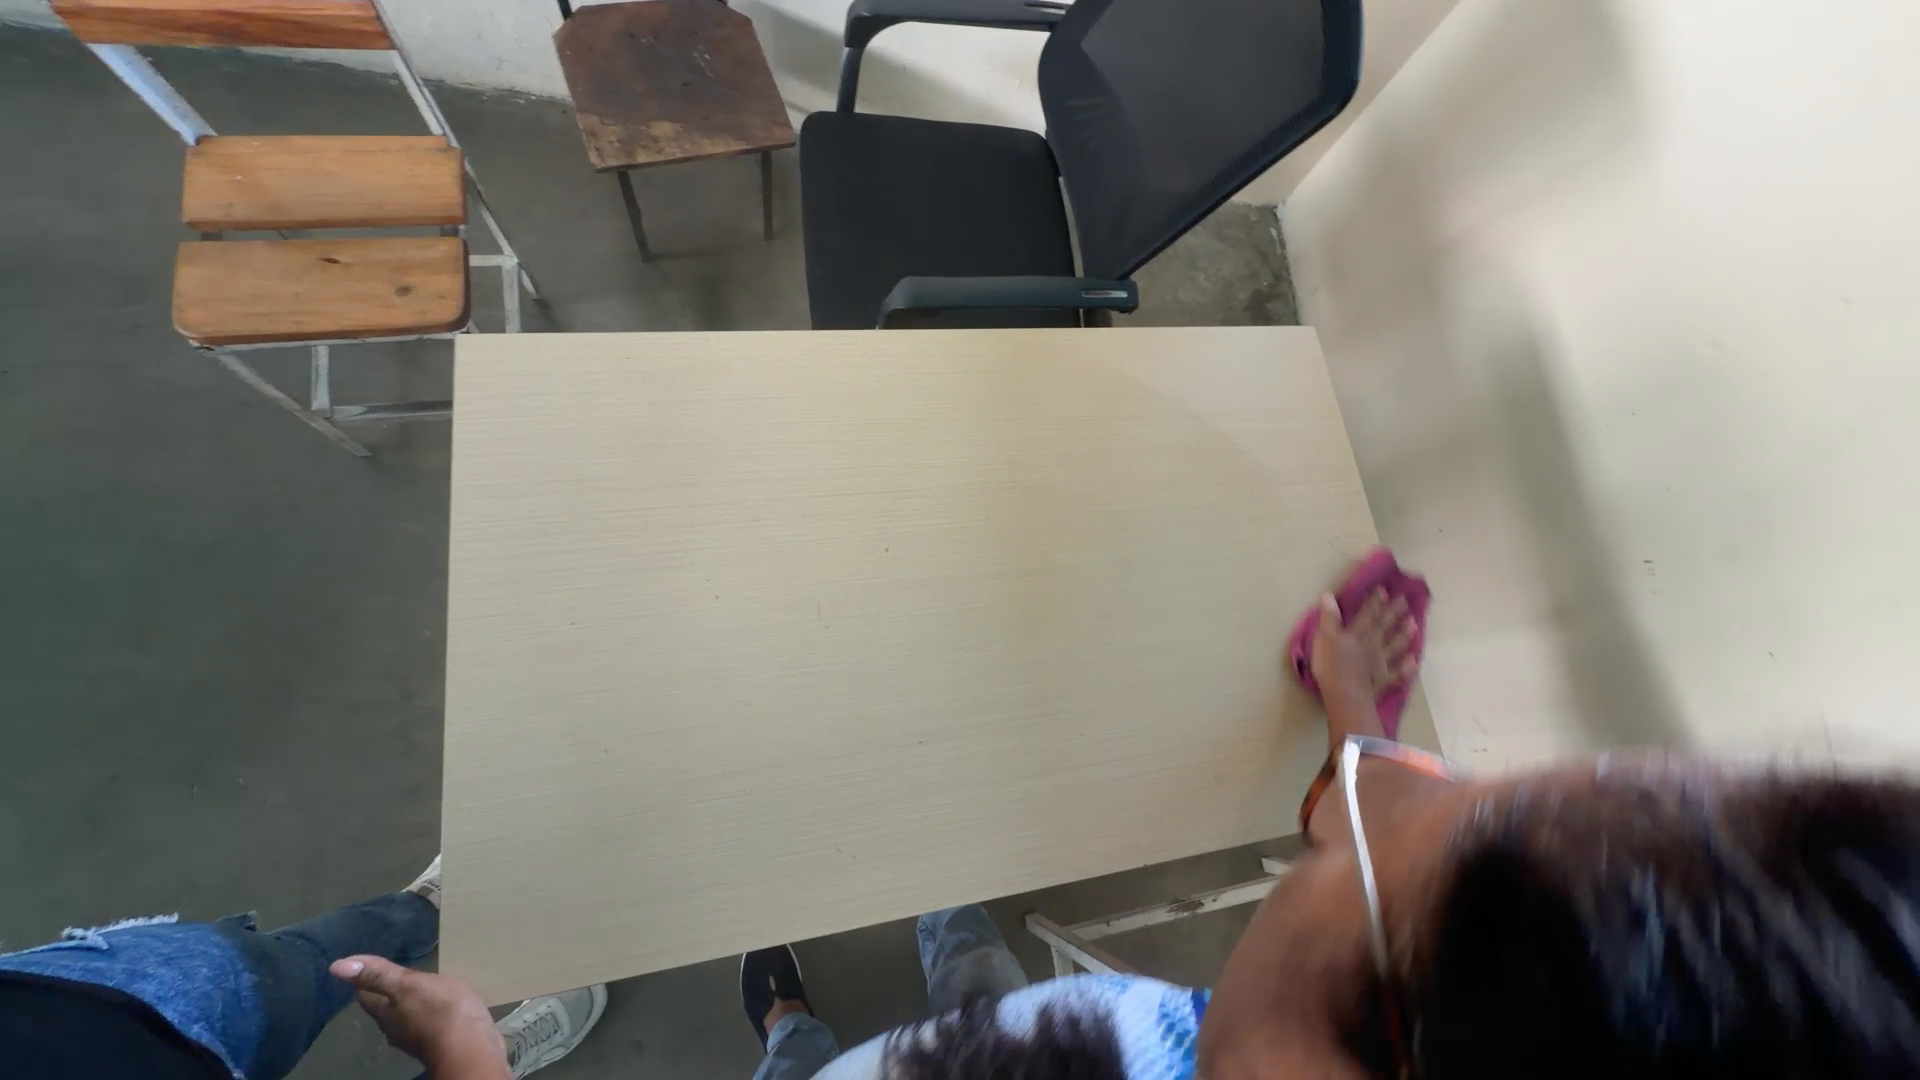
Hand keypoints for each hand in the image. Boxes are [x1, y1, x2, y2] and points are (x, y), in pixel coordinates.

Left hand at [331, 956, 509, 1078]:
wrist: (468, 1043)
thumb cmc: (439, 1009)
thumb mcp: (409, 984)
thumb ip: (378, 975)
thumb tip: (336, 966)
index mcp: (386, 1013)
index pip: (367, 996)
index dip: (366, 981)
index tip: (370, 966)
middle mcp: (394, 1027)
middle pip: (385, 1008)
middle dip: (389, 992)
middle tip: (400, 974)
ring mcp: (415, 1036)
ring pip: (406, 1016)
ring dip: (411, 1002)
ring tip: (424, 986)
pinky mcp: (437, 1038)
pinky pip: (427, 1021)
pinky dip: (430, 1011)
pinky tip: (443, 1005)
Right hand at [1308, 588, 1416, 711]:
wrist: (1346, 695)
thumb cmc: (1331, 665)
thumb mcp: (1324, 637)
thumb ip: (1328, 617)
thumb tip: (1329, 594)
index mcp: (1358, 633)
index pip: (1368, 613)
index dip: (1375, 601)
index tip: (1385, 590)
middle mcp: (1373, 644)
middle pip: (1385, 626)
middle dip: (1394, 612)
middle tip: (1405, 600)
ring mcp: (1381, 663)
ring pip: (1394, 645)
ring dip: (1404, 634)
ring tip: (1414, 623)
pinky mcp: (1384, 680)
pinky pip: (1398, 672)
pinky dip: (1406, 666)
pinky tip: (1413, 660)